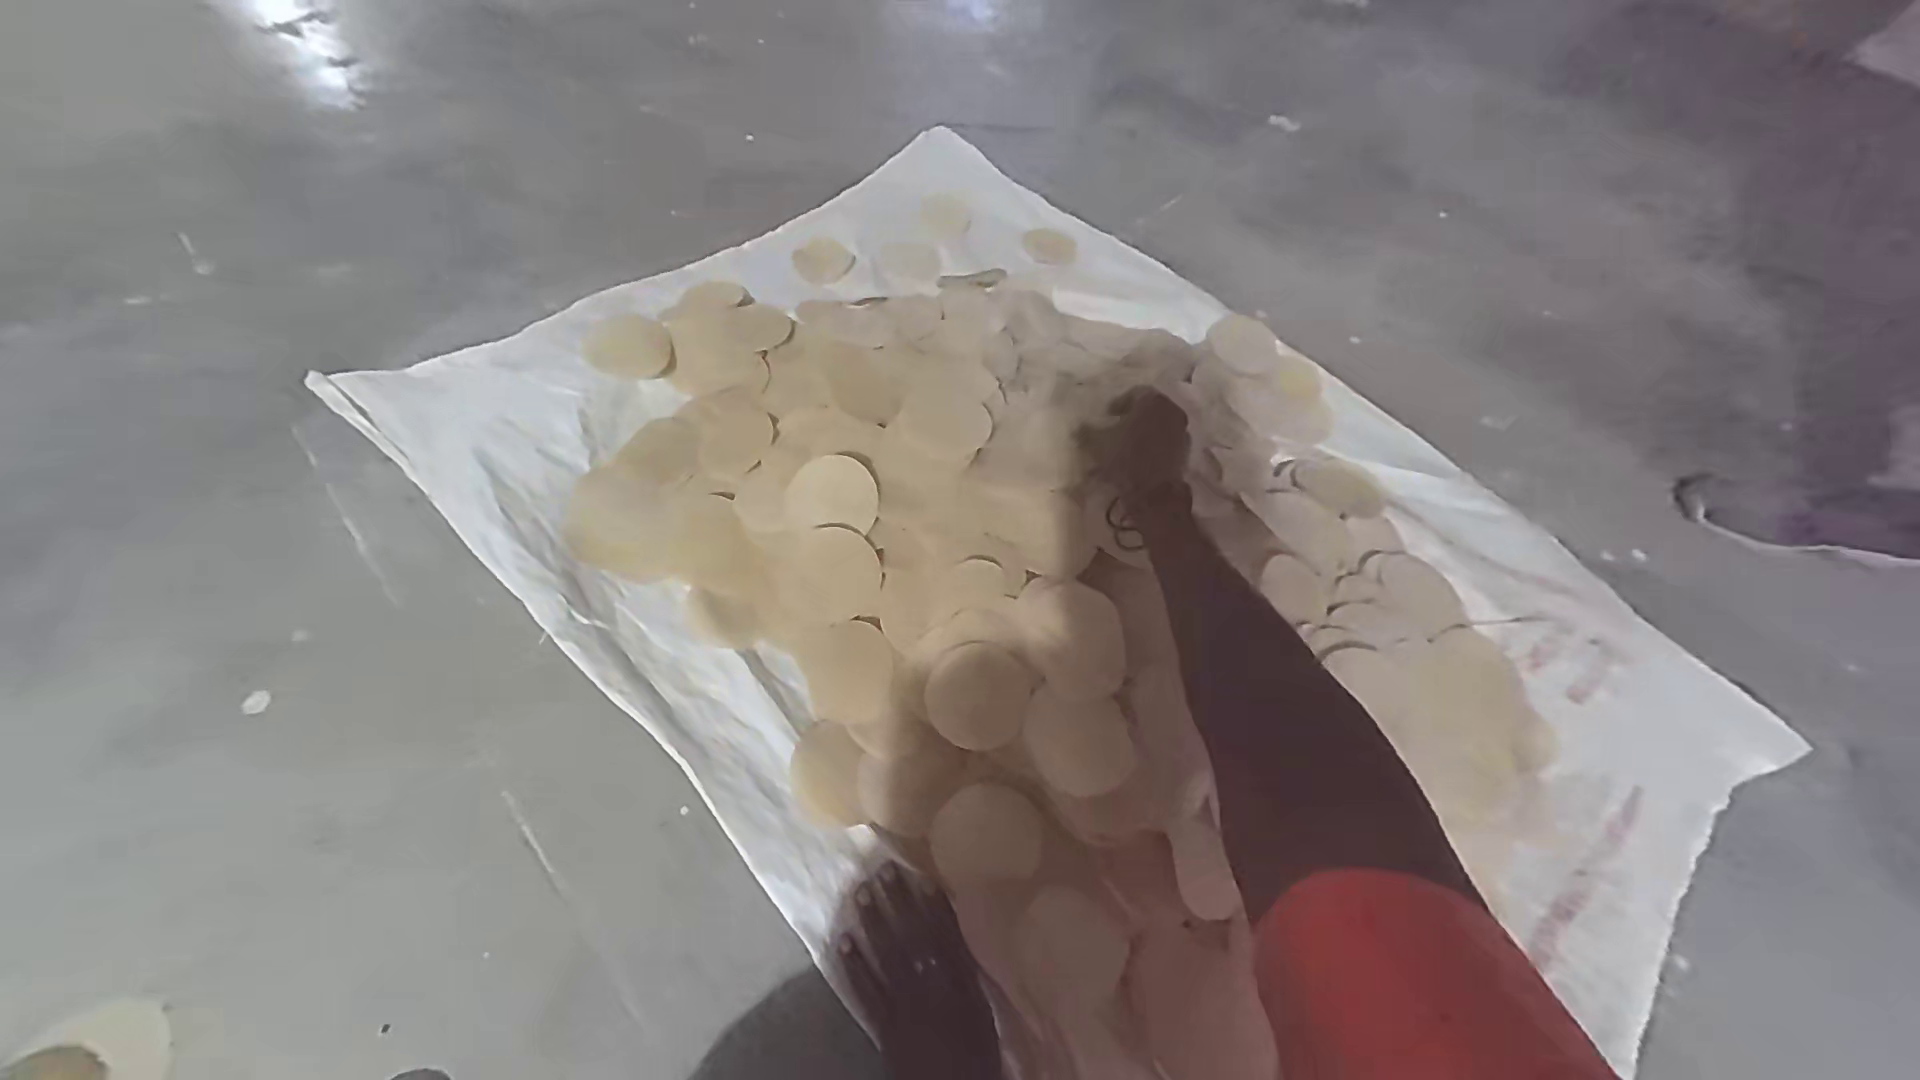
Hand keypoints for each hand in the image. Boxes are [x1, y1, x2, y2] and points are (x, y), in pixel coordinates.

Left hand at [837, 862, 1002, 1079]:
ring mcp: (903, 1004)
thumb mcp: (981, 1009)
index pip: (945, 932)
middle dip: (897, 900)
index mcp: (958, 981)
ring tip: (861, 891)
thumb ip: (968, 972)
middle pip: (911, 934)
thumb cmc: (973, 1054)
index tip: (921, 873)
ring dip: (872, 921)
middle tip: (884, 869)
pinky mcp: (883, 1024)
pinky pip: (865, 991)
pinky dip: (853, 965)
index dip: (933, 902)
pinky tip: (843, 940)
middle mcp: (929, 985)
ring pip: (885, 954)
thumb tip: (957, 935)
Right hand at [1090, 389, 1190, 507]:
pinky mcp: (1184, 453)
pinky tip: (1133, 464)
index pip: (1133, 393)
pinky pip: (1162, 446)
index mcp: (1152, 400)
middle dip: (1129, 421)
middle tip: (1113, 431)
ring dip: (1138, 437)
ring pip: (1155, 430)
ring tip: (1120, 452)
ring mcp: (1181, 432)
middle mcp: (1171, 411)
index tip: (1106, 415)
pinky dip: (1148, 450)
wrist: (1154, 492)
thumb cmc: (1125, 458)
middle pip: (1147, 411)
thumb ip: (1087, 431)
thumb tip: (1079, 426)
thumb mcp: (1098, 443)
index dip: (1117, 404)